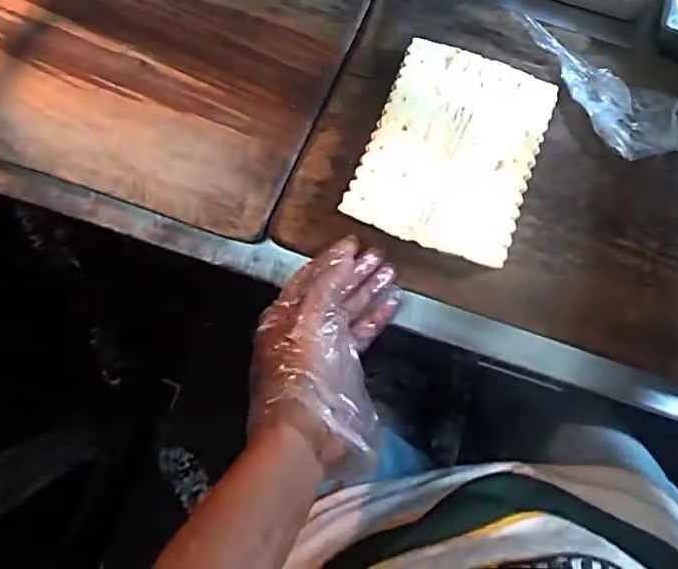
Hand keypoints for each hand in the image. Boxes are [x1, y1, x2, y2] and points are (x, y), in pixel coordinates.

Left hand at [250, 237, 400, 478]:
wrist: (305, 432)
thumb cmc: (302, 371)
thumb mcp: (311, 318)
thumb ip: (328, 282)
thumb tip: (344, 252)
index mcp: (286, 315)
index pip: (310, 276)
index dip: (332, 258)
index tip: (354, 243)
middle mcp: (303, 327)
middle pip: (332, 291)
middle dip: (355, 272)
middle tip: (379, 255)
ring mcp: (324, 347)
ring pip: (349, 310)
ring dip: (369, 290)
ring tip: (391, 272)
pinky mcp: (342, 365)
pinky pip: (360, 332)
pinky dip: (375, 316)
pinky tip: (391, 302)